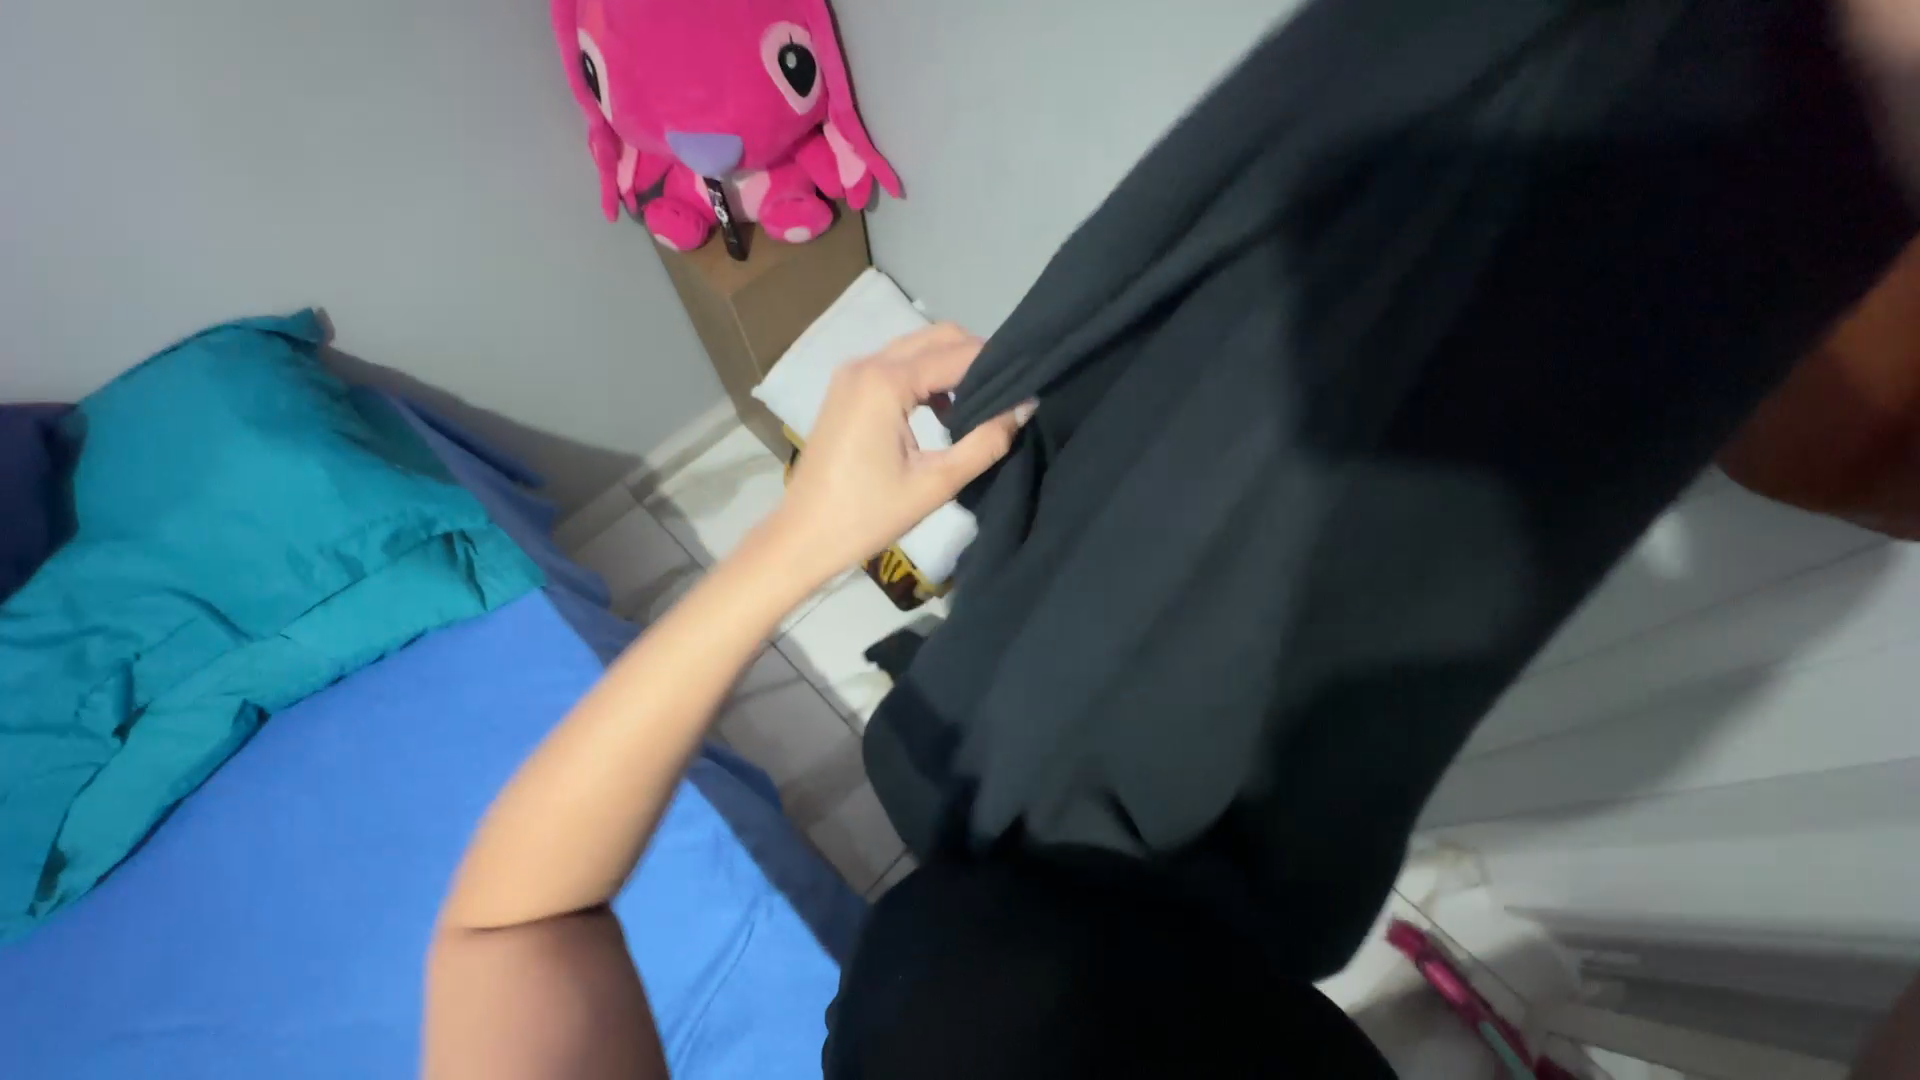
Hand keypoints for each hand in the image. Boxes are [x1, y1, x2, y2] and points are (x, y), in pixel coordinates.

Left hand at [762, 324, 1032, 586]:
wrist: (804, 537)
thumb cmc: (868, 515)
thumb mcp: (936, 483)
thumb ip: (985, 442)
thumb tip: (1025, 406)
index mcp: (886, 382)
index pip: (958, 354)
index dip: (999, 365)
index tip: (1030, 384)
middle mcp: (867, 364)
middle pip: (937, 338)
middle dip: (976, 358)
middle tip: (1009, 393)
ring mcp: (851, 374)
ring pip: (916, 349)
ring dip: (950, 367)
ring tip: (982, 404)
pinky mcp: (846, 390)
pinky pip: (896, 367)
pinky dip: (924, 378)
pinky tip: (943, 412)